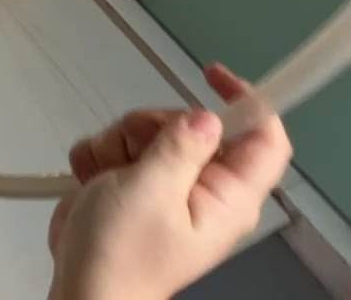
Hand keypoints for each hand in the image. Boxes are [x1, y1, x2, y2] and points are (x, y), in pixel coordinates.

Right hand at [48, 64, 291, 299]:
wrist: (87, 278)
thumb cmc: (124, 247)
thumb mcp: (149, 193)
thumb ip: (178, 151)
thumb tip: (205, 117)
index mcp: (226, 195)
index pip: (262, 141)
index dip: (247, 103)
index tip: (211, 72)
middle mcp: (201, 187)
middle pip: (184, 126)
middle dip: (146, 126)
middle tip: (130, 152)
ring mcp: (164, 184)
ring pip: (142, 132)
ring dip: (113, 142)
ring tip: (106, 174)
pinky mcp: (130, 182)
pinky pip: (113, 145)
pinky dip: (96, 154)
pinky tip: (93, 177)